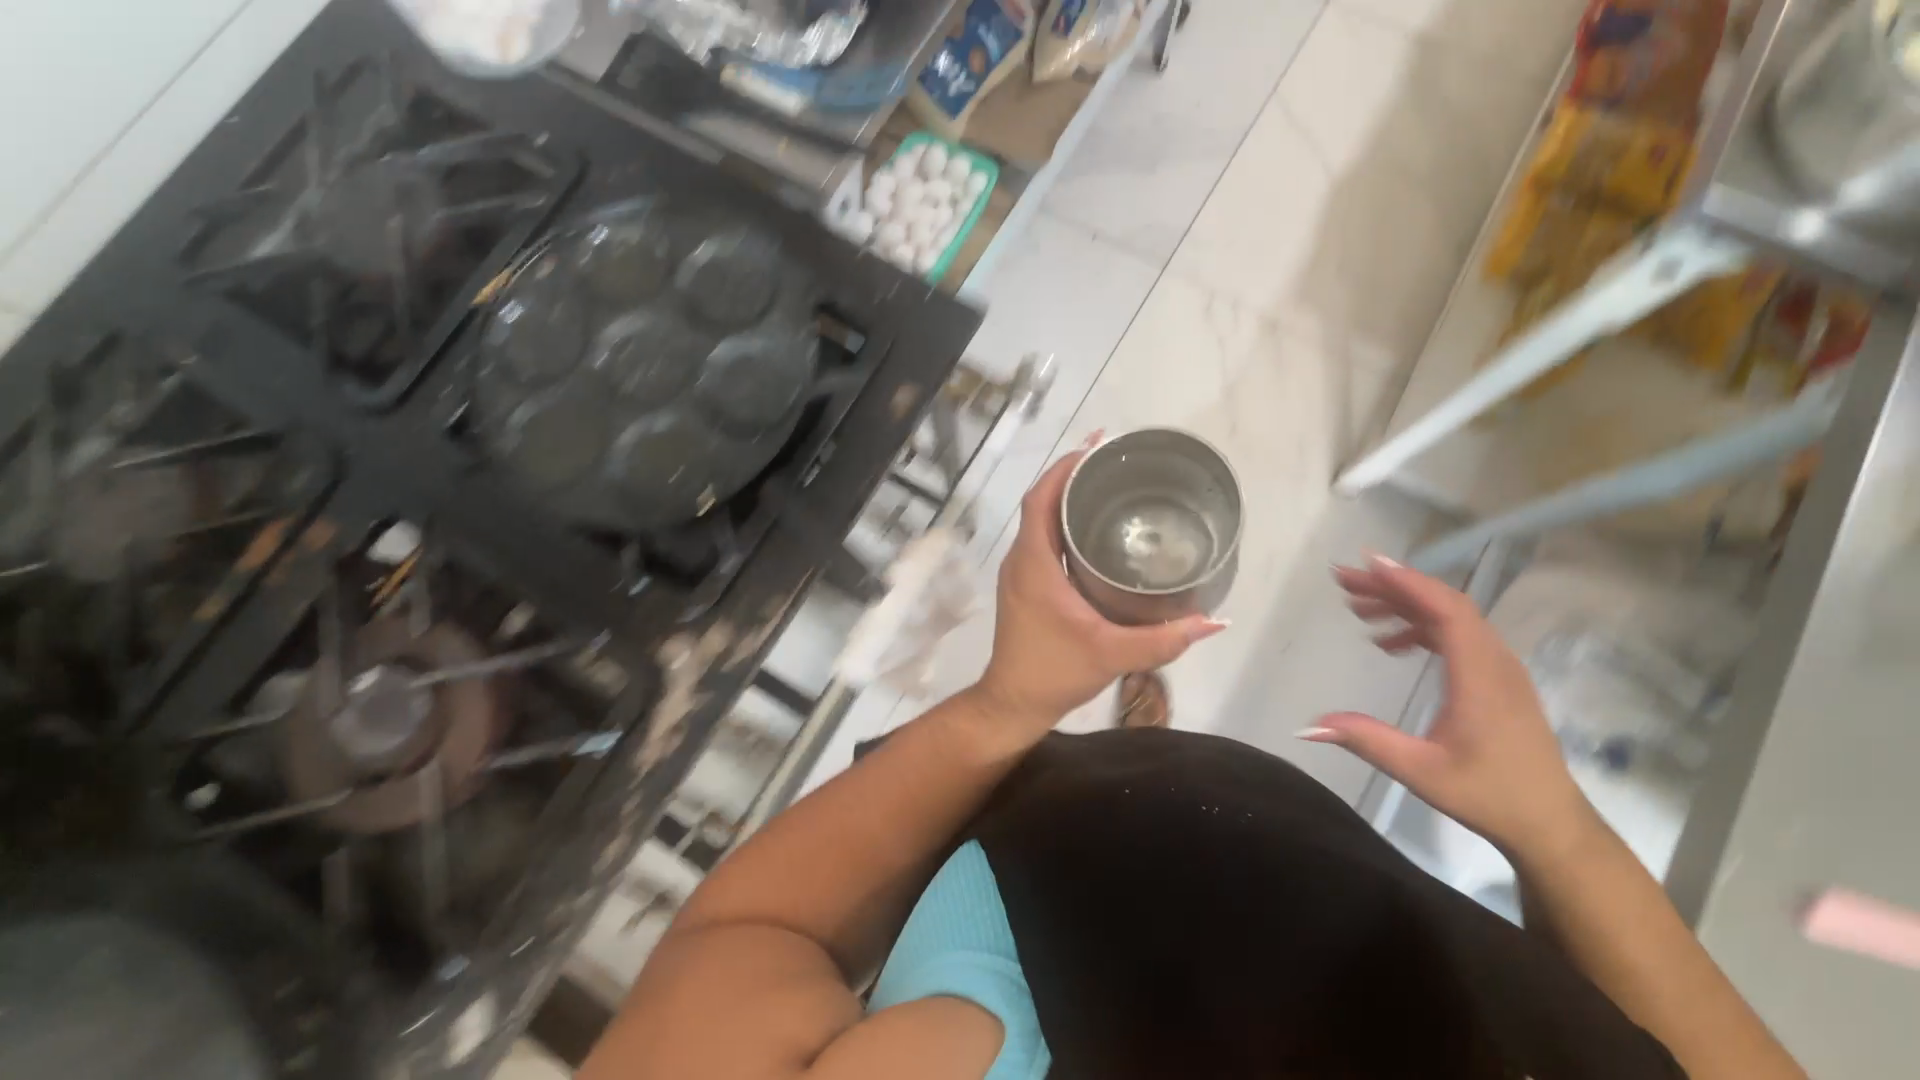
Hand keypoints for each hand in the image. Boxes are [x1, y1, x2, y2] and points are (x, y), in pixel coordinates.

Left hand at [971, 437, 1227, 734]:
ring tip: (1111, 488)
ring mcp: (1020, 574)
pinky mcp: (1026, 587)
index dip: (1065, 469)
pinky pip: (1044, 542)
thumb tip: (1214, 621)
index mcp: (1033, 563)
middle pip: (1042, 503)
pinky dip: (1066, 526)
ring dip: (1068, 502)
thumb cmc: (1053, 672)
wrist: (1013, 703)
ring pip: (1041, 523)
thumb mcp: (1112, 654)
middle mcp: (1021, 560)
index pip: (1040, 499)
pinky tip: (1097, 532)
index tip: (1096, 446)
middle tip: (1116, 463)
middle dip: (1074, 478)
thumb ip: (1163, 640)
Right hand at [1305, 556, 1598, 859]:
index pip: (1446, 609)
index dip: (1407, 582)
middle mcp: (1495, 661)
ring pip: (1452, 618)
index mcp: (1480, 675)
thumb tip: (1308, 725)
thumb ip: (1366, 740)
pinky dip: (1421, 628)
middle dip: (1394, 587)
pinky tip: (1390, 644)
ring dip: (1405, 606)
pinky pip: (1459, 636)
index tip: (1367, 564)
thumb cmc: (1487, 794)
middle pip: (1445, 605)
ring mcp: (1500, 669)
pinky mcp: (1498, 680)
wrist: (1549, 822)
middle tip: (1344, 582)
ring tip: (1357, 610)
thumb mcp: (1420, 771)